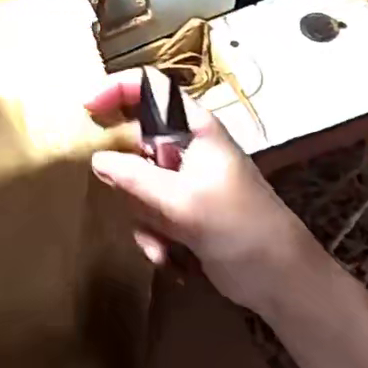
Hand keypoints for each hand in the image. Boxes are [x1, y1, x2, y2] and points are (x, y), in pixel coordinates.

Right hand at [85, 71, 323, 312]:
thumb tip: (97, 159)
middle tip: (124, 193)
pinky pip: (148, 210)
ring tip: (161, 242)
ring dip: (141, 213)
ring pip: (138, 180)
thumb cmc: (239, 228)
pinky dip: (151, 233)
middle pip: (138, 138)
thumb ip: (135, 178)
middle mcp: (187, 147)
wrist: (281, 280)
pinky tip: (166, 256)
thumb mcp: (182, 201)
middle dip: (126, 173)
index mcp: (196, 128)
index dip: (118, 88)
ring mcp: (184, 179)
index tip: (87, 108)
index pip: (152, 88)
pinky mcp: (182, 210)